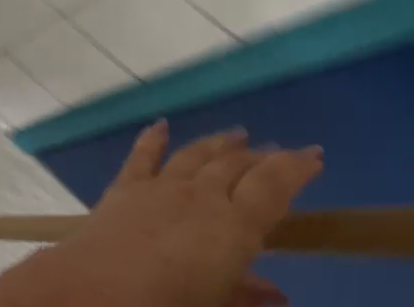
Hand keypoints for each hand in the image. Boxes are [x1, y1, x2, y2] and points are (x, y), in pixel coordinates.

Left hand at [0, 121, 322, 306]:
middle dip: (261, 156)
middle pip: (235, 166)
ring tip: (237, 134)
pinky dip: (154, 138)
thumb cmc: (168, 306)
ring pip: (195, 154)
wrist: (99, 289)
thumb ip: (246, 296)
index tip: (314, 154)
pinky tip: (160, 125)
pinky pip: (144, 155)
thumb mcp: (218, 306)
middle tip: (280, 149)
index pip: (271, 187)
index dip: (294, 168)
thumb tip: (278, 293)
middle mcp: (200, 196)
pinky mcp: (125, 186)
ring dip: (218, 143)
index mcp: (233, 227)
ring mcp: (160, 187)